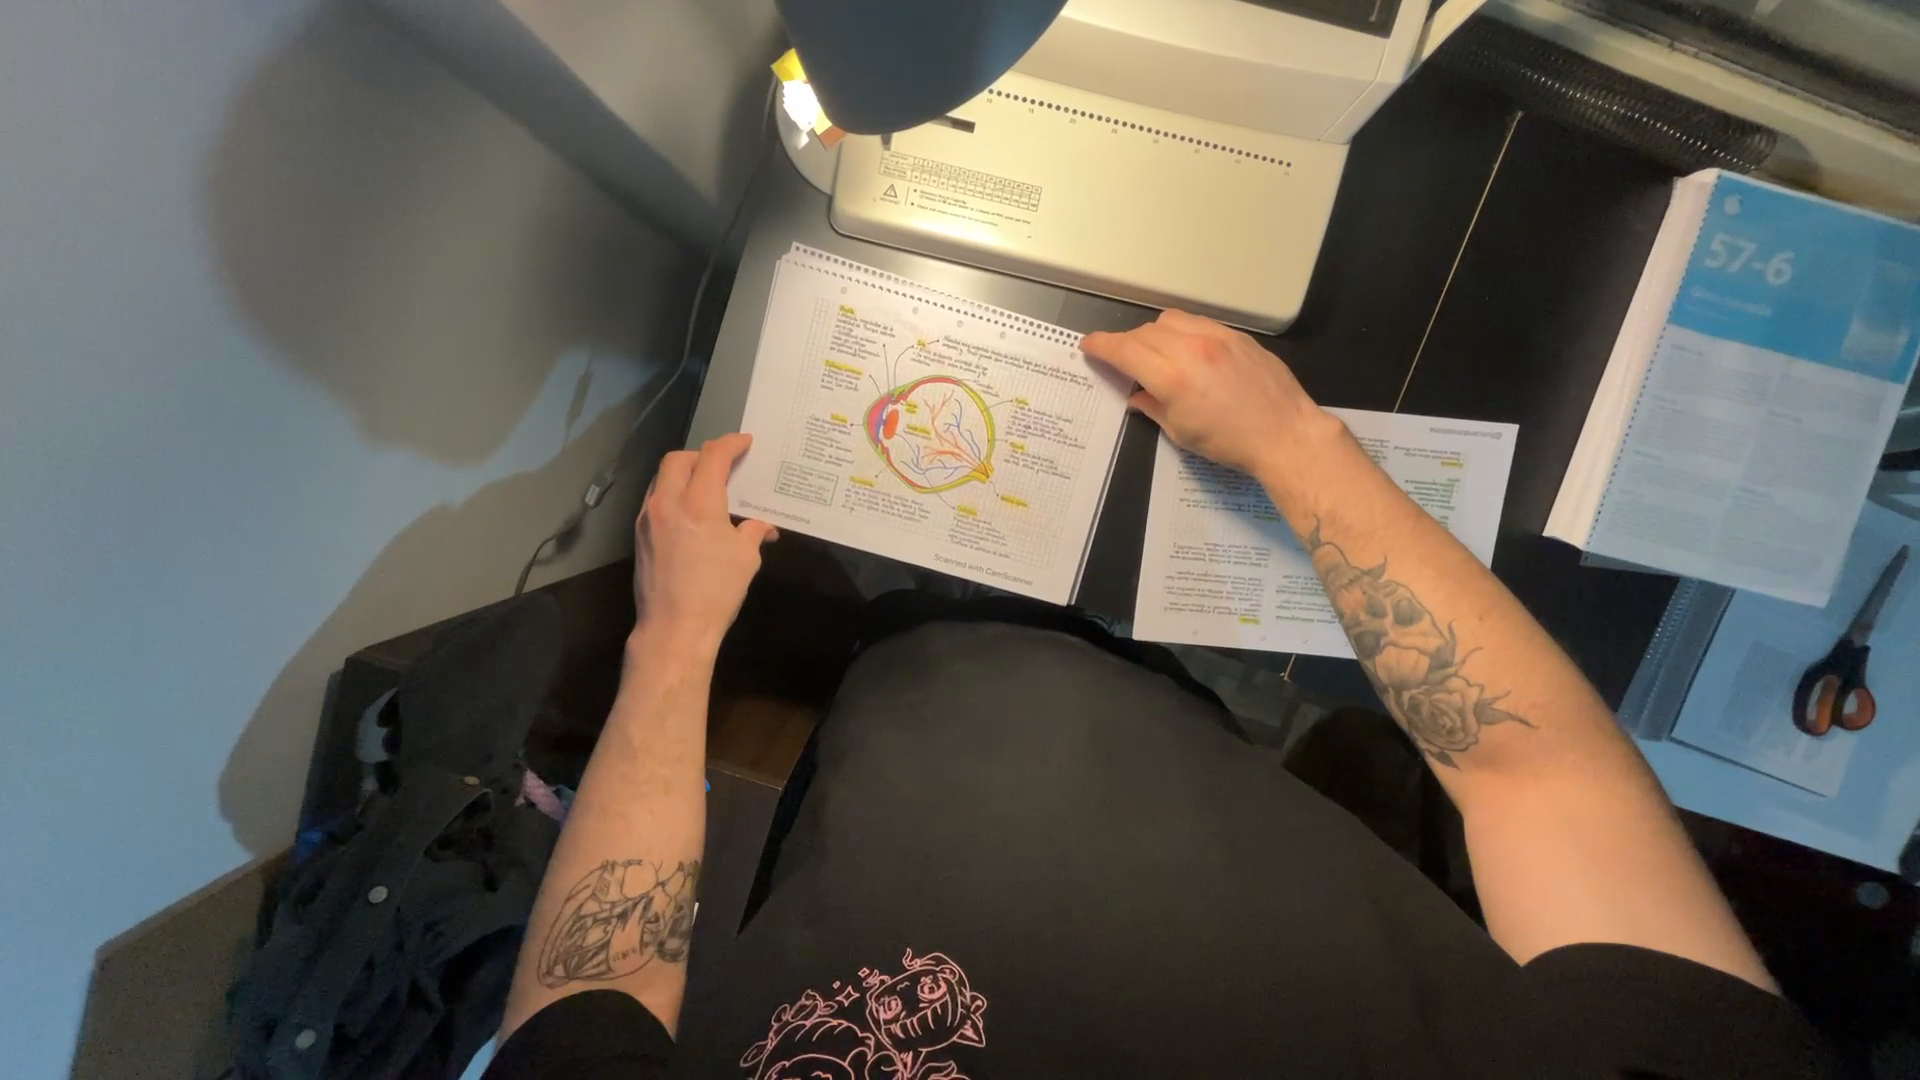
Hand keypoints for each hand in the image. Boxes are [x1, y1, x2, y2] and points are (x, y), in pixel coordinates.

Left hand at [633, 433, 776, 648]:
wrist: (674, 628)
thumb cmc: (717, 591)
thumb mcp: (746, 558)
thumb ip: (753, 531)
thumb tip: (762, 525)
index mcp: (698, 503)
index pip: (713, 457)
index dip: (731, 444)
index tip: (745, 442)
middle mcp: (667, 503)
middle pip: (678, 459)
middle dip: (702, 454)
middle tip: (724, 463)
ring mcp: (648, 519)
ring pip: (662, 478)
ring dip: (684, 473)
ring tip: (706, 485)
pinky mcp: (639, 536)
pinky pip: (656, 500)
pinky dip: (673, 494)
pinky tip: (690, 512)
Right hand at [1081, 310, 1339, 477]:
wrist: (1284, 434)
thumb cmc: (1230, 443)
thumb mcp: (1182, 432)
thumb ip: (1153, 407)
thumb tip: (1136, 396)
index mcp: (1173, 379)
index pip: (1125, 351)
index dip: (1102, 345)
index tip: (1088, 345)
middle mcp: (1192, 350)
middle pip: (1143, 333)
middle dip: (1125, 343)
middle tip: (1118, 357)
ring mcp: (1217, 338)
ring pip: (1169, 320)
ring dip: (1152, 333)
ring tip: (1152, 352)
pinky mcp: (1237, 336)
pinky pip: (1198, 322)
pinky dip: (1181, 330)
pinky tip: (1184, 348)